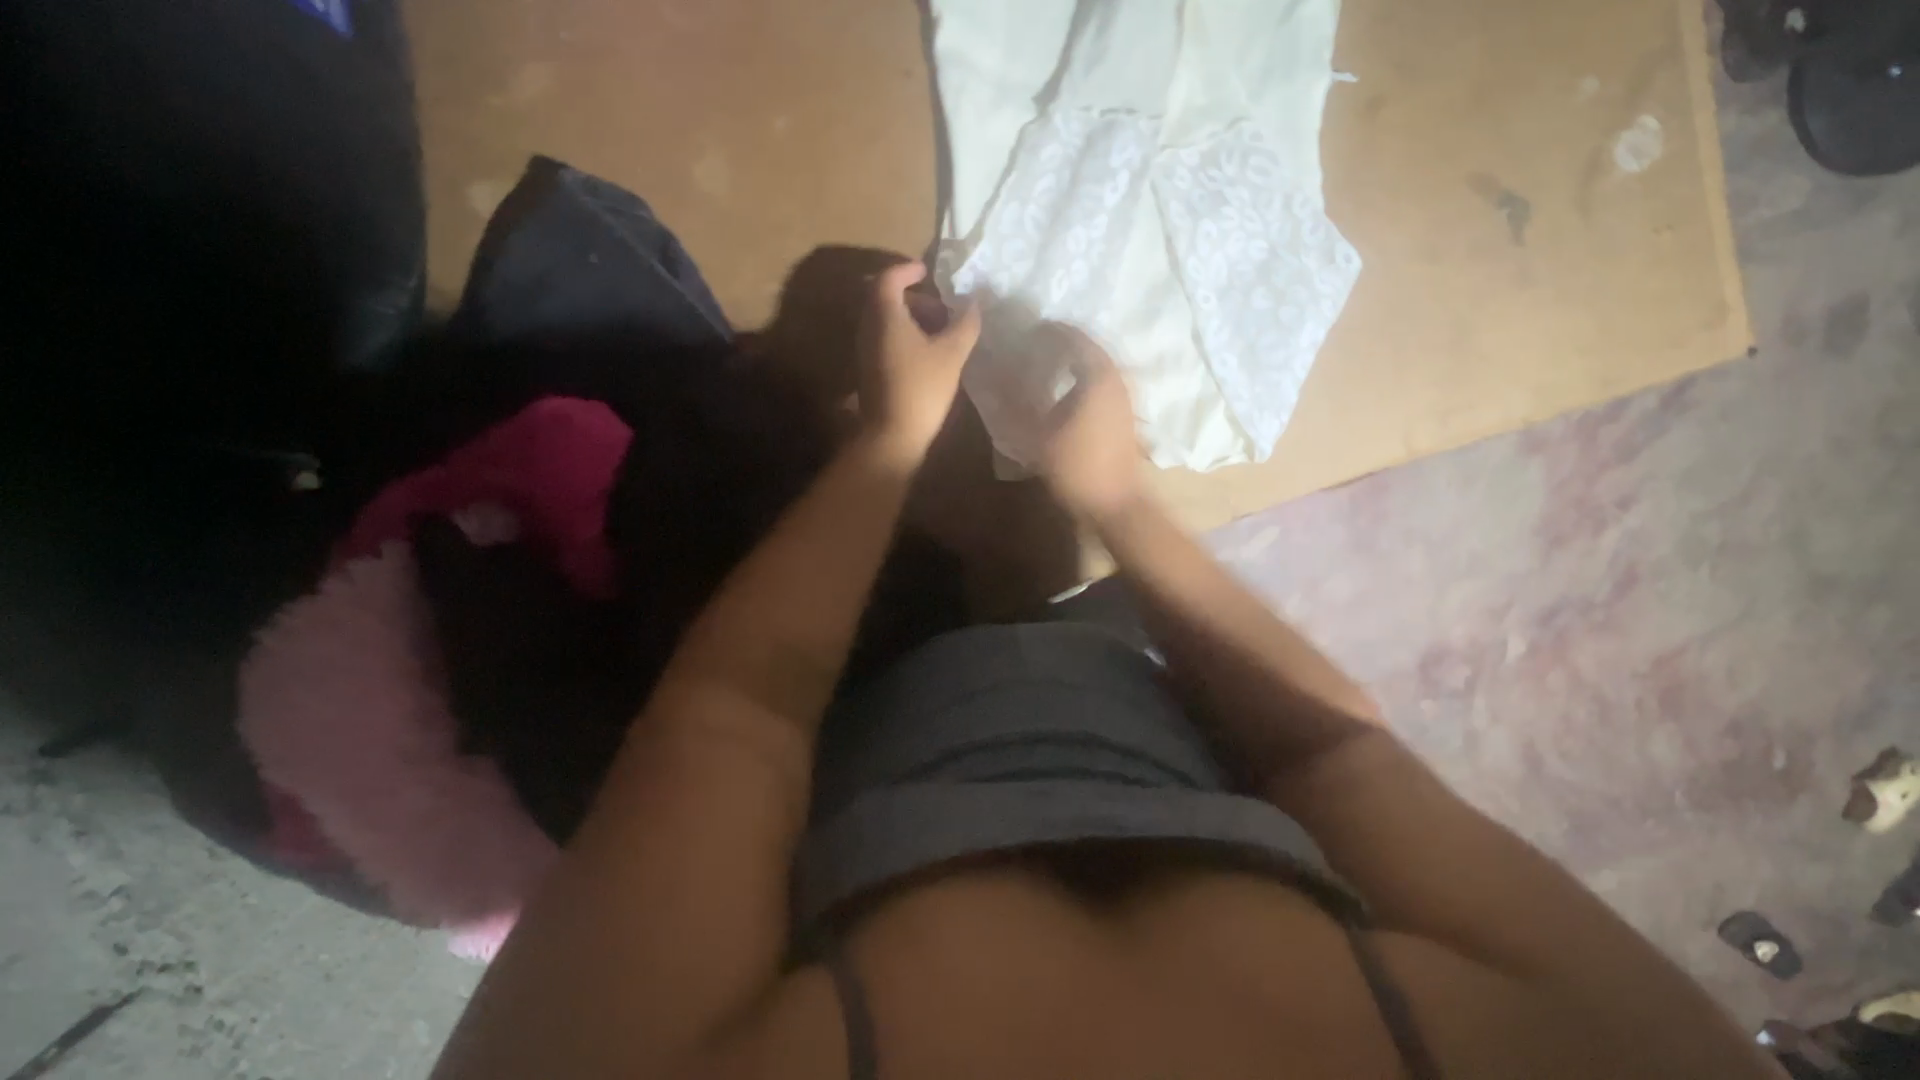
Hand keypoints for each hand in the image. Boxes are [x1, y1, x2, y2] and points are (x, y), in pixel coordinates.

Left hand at [855, 261, 981, 464]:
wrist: (892, 436)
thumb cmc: (922, 388)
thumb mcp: (951, 353)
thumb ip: (965, 323)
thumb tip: (974, 303)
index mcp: (884, 315)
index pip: (889, 278)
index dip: (908, 270)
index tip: (928, 271)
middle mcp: (868, 327)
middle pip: (886, 299)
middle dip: (916, 298)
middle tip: (944, 310)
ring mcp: (866, 350)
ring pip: (886, 321)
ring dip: (913, 319)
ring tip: (942, 334)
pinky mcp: (870, 370)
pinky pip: (886, 339)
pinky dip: (905, 336)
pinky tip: (930, 355)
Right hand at [1036, 325, 1144, 523]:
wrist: (1115, 504)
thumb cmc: (1077, 467)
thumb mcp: (1039, 435)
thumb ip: (1018, 402)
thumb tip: (998, 376)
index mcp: (1097, 375)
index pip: (1073, 337)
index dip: (1050, 331)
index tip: (1027, 331)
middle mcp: (1116, 378)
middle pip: (1089, 348)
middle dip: (1062, 343)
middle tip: (1034, 345)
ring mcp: (1125, 397)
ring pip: (1098, 366)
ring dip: (1074, 361)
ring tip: (1046, 365)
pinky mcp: (1126, 415)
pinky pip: (1102, 383)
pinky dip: (1083, 379)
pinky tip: (1064, 392)